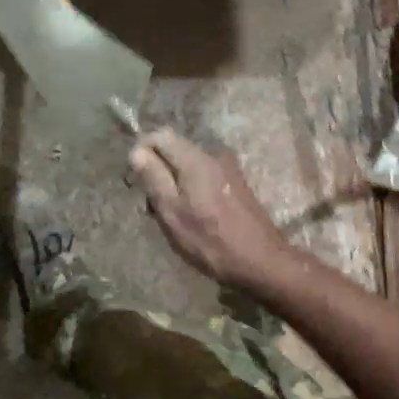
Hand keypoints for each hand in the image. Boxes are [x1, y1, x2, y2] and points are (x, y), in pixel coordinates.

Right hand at [129, 130, 291, 287]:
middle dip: (157, 171)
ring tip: (170, 216)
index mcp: (195, 159)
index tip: (135, 180)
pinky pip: (203, 176)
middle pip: (174, 149)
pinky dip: (190, 189)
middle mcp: (213, 155)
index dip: (142, 152)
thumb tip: (136, 150)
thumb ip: (154, 178)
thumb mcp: (172, 212)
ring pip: (187, 165)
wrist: (263, 262)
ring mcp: (228, 168)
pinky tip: (192, 217)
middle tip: (151, 205)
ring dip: (173, 183)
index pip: (160, 135)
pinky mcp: (236, 184)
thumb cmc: (211, 241)